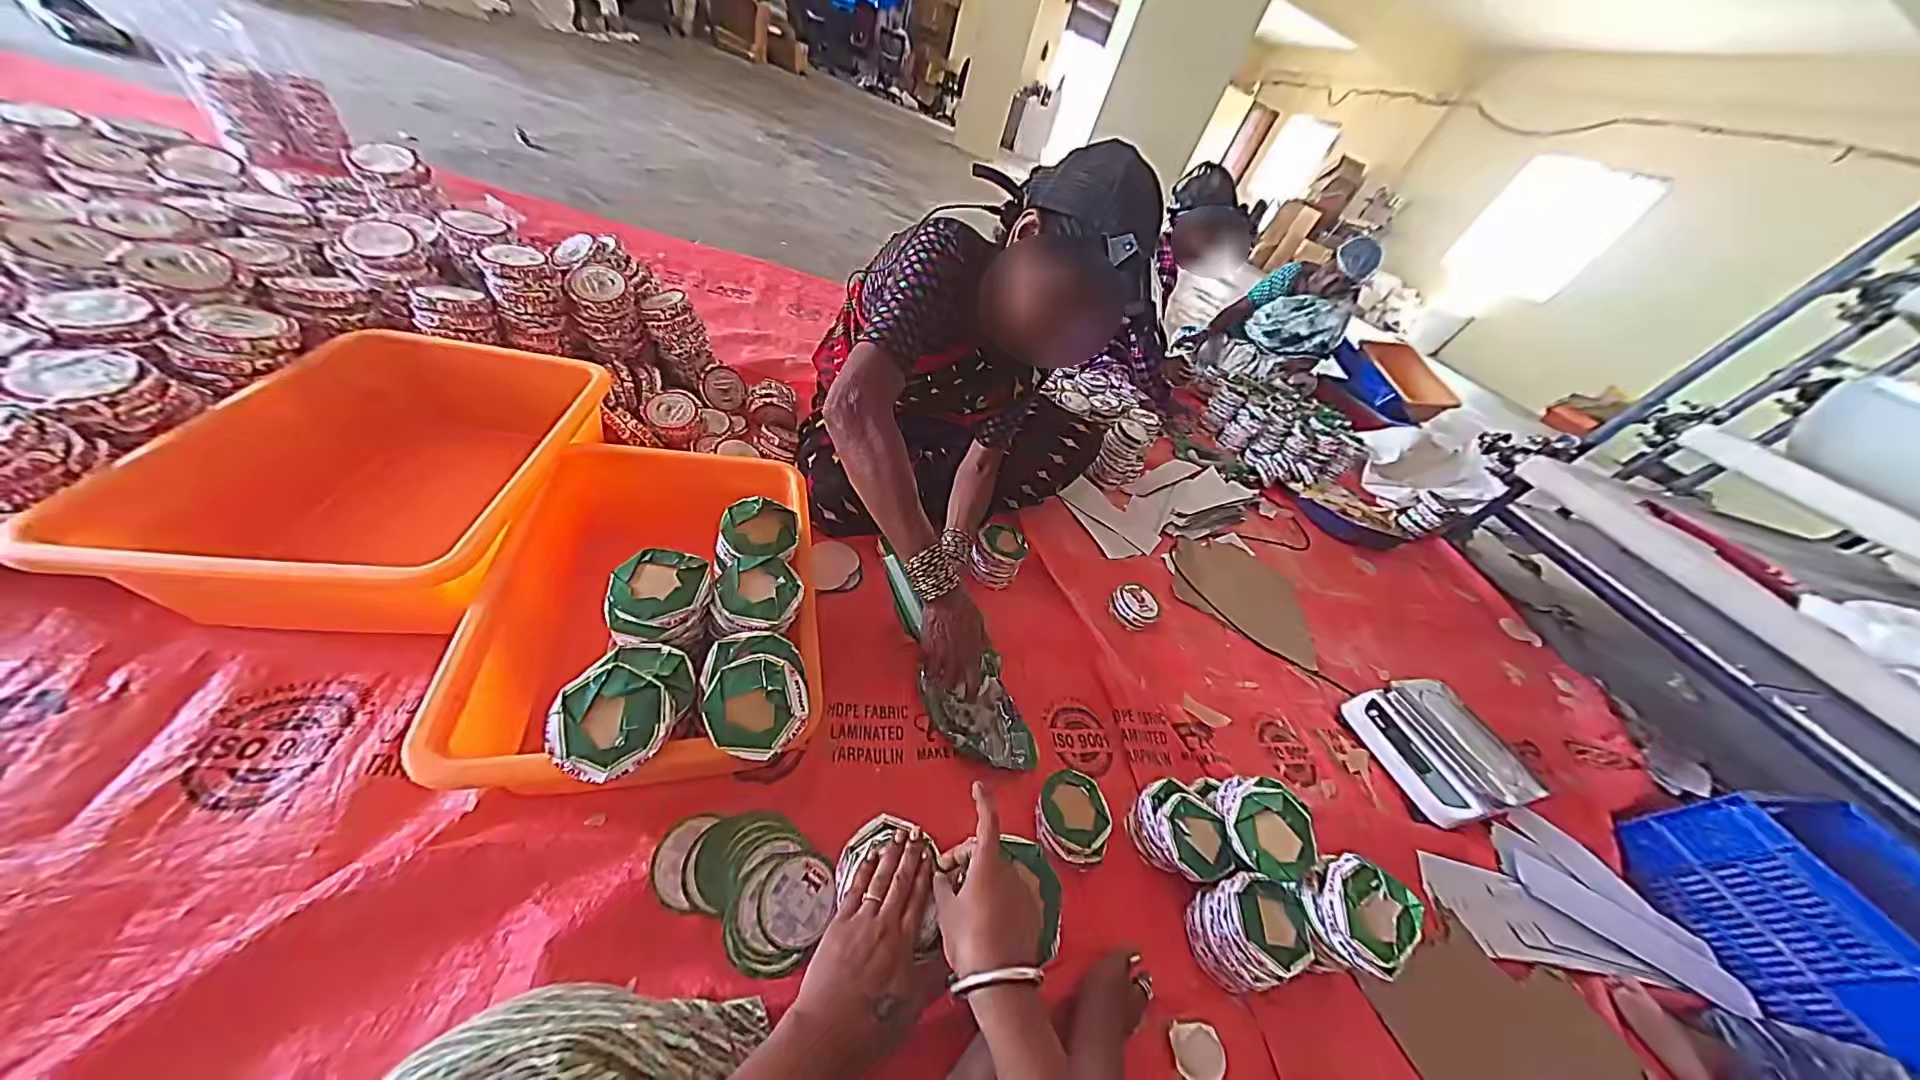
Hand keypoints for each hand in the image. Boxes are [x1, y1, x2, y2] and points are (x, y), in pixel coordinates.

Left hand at [789, 833, 940, 1063]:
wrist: (827, 1030)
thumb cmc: (869, 1023)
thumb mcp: (914, 1002)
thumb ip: (935, 974)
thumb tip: (953, 956)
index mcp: (903, 941)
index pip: (919, 897)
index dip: (926, 874)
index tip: (930, 855)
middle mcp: (883, 925)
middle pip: (900, 882)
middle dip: (909, 856)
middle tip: (916, 834)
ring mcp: (859, 922)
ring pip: (879, 880)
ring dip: (889, 856)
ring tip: (896, 836)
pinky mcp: (838, 926)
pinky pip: (854, 890)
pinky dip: (863, 870)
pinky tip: (868, 856)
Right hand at [921, 588, 986, 692]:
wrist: (945, 598)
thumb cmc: (965, 609)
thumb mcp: (980, 625)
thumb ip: (982, 642)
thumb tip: (986, 651)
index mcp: (971, 655)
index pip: (973, 681)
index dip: (972, 692)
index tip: (971, 696)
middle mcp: (955, 659)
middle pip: (952, 683)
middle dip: (953, 688)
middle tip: (953, 689)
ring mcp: (939, 655)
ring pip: (937, 677)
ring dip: (938, 680)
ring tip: (938, 680)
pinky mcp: (925, 648)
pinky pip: (924, 664)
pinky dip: (926, 667)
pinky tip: (927, 666)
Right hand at [934, 782, 1042, 975]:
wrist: (1000, 982)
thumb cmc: (969, 942)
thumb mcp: (946, 911)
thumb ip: (943, 884)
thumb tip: (942, 874)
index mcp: (988, 864)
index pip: (987, 822)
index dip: (982, 801)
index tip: (978, 788)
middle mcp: (1011, 870)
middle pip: (986, 851)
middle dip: (966, 858)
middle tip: (947, 879)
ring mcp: (1026, 890)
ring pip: (1000, 872)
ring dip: (983, 877)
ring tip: (965, 902)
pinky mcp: (1035, 909)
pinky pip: (1014, 892)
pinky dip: (1000, 894)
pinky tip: (987, 916)